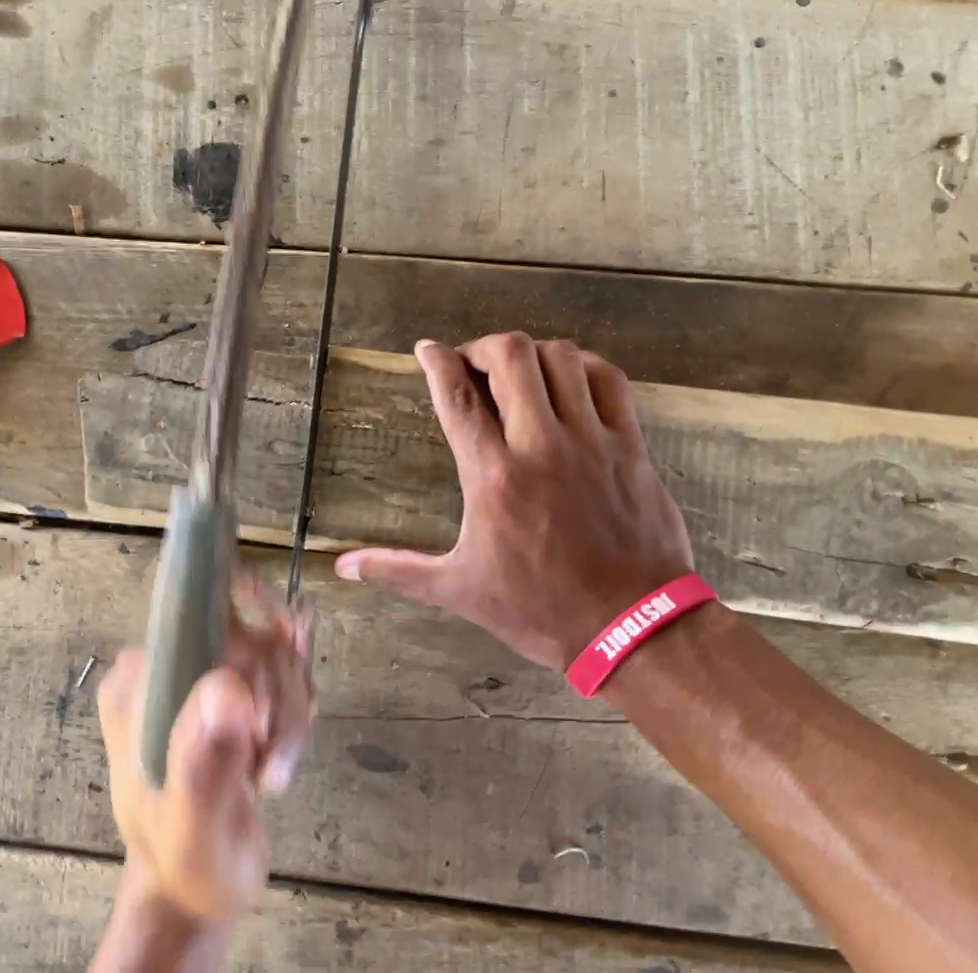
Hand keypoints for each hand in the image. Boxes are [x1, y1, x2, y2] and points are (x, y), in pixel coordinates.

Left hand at [97, 578, 314, 924]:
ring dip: (290, 709)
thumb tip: (228, 687)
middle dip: (278, 693)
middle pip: (251, 628)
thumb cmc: (186, 866)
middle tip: (270, 756)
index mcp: (140, 678)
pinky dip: (296, 711)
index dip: (253, 636)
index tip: (273, 694)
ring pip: (275, 650)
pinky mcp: (227, 689)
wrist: (197, 891)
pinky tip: (278, 757)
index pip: (205, 607)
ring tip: (271, 771)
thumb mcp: (192, 828)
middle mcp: (166, 662)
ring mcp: (199, 673)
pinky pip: (284, 668)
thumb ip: (203, 762)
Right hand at [335, 334, 693, 669]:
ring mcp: (590, 441)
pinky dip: (582, 365)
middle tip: (471, 364)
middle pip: (510, 356)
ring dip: (530, 354)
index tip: (425, 350)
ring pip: (560, 358)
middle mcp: (540, 446)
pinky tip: (568, 379)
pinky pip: (607, 380)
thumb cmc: (541, 610)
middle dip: (482, 347)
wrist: (634, 629)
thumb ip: (397, 569)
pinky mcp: (629, 446)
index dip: (435, 361)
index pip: (456, 396)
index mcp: (492, 476)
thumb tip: (343, 567)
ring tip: (517, 372)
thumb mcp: (460, 589)